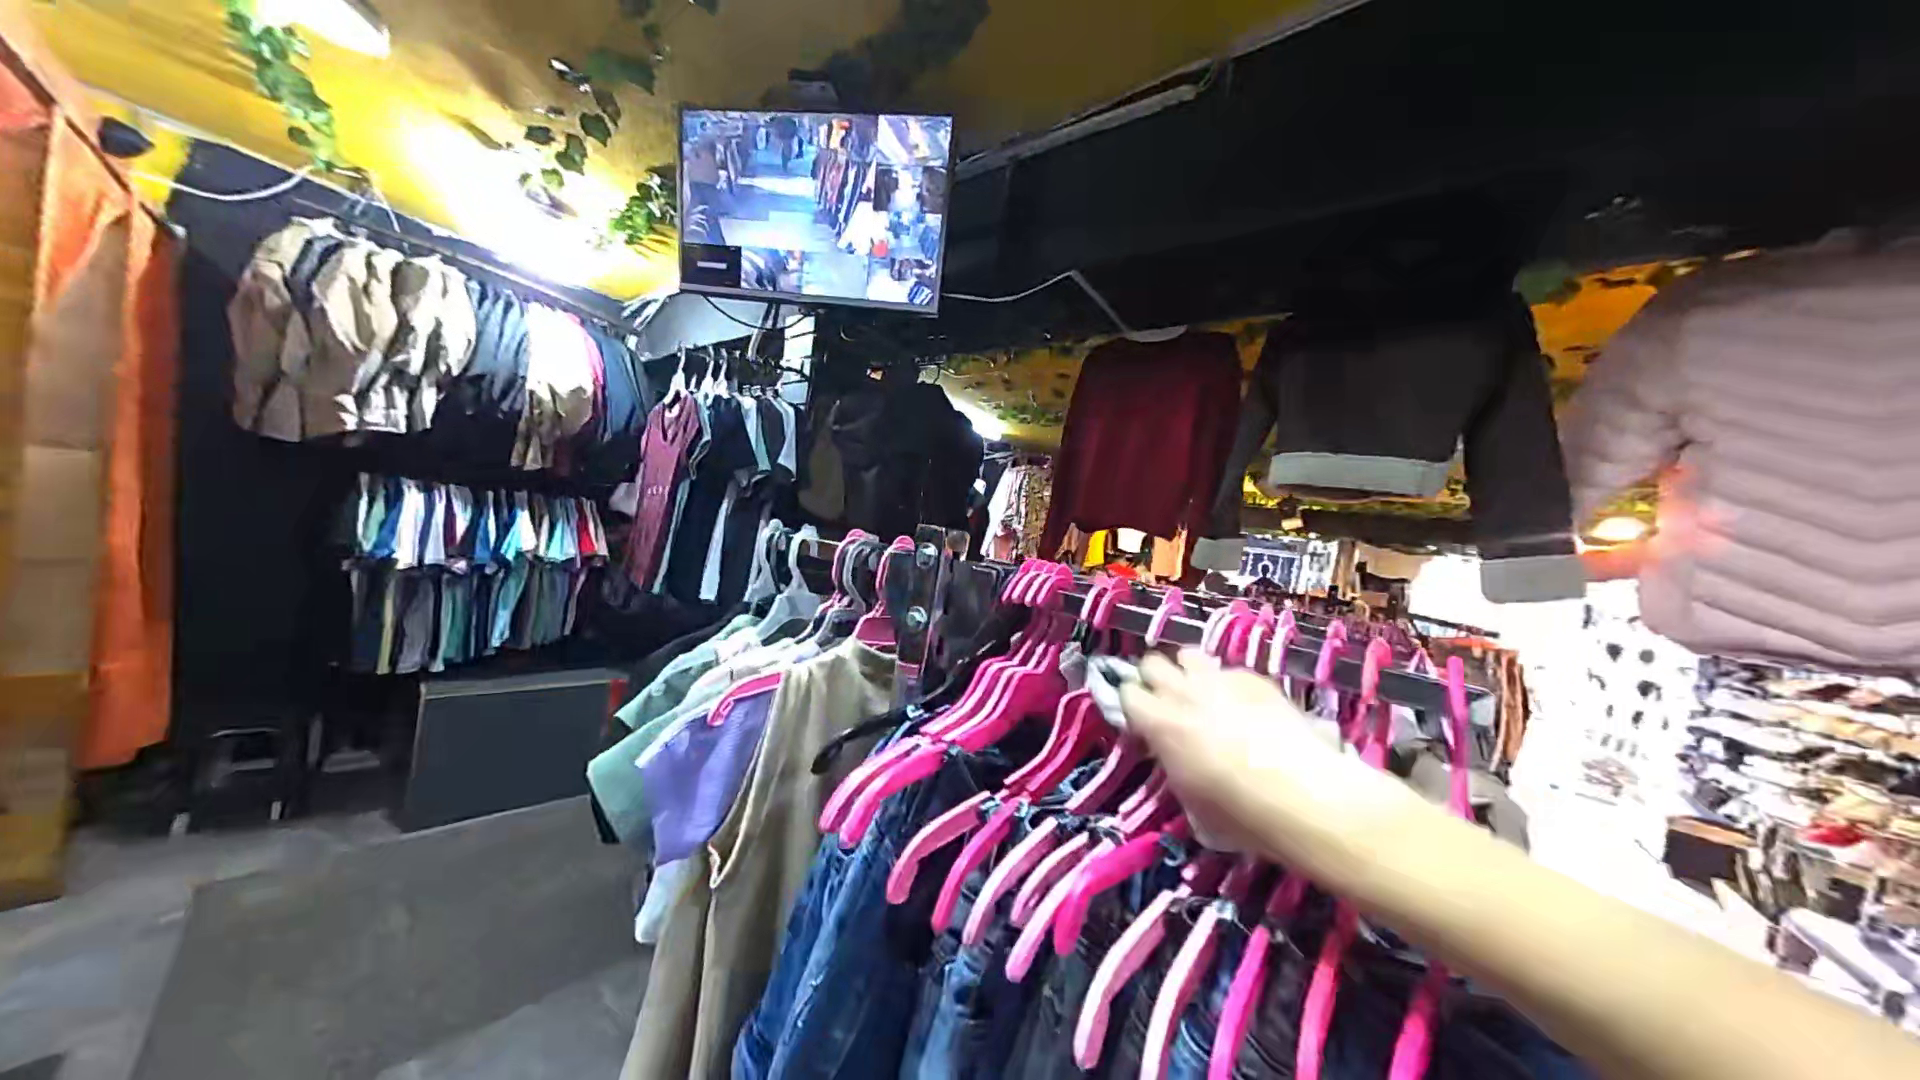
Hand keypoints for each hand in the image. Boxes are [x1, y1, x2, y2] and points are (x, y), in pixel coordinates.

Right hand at [1117, 650, 1416, 881]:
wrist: (1305, 797)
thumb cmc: (1241, 814)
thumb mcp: (1192, 808)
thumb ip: (1175, 772)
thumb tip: (1179, 765)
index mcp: (1159, 724)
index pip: (1127, 692)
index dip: (1134, 704)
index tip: (1144, 720)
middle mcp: (1183, 692)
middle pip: (1152, 663)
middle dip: (1156, 679)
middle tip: (1170, 702)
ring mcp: (1220, 680)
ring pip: (1189, 655)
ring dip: (1190, 672)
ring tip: (1204, 694)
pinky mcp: (1255, 678)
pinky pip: (1229, 670)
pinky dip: (1230, 683)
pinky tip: (1246, 705)